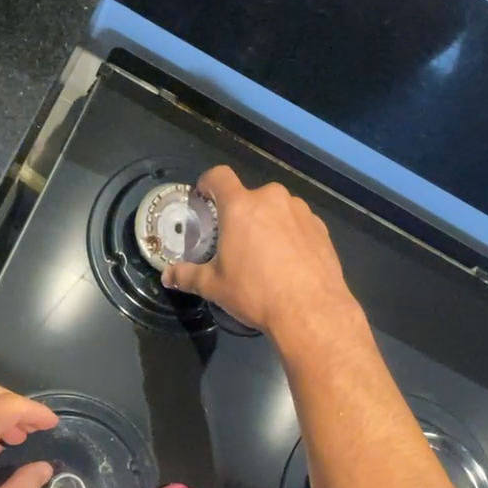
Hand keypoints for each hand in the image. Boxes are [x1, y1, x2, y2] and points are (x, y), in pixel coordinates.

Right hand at [162, 165, 357, 341]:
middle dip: (239, 214)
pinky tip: (287, 261)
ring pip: (276, 208)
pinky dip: (289, 234)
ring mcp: (300, 211)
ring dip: (266, 223)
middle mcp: (272, 199)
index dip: (207, 182)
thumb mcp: (214, 287)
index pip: (219, 176)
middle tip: (234, 241)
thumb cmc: (255, 293)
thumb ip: (188, 276)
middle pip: (249, 197)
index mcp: (240, 207)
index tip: (204, 196)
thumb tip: (167, 276)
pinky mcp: (320, 227)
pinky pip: (297, 223)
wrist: (310, 310)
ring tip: (264, 254)